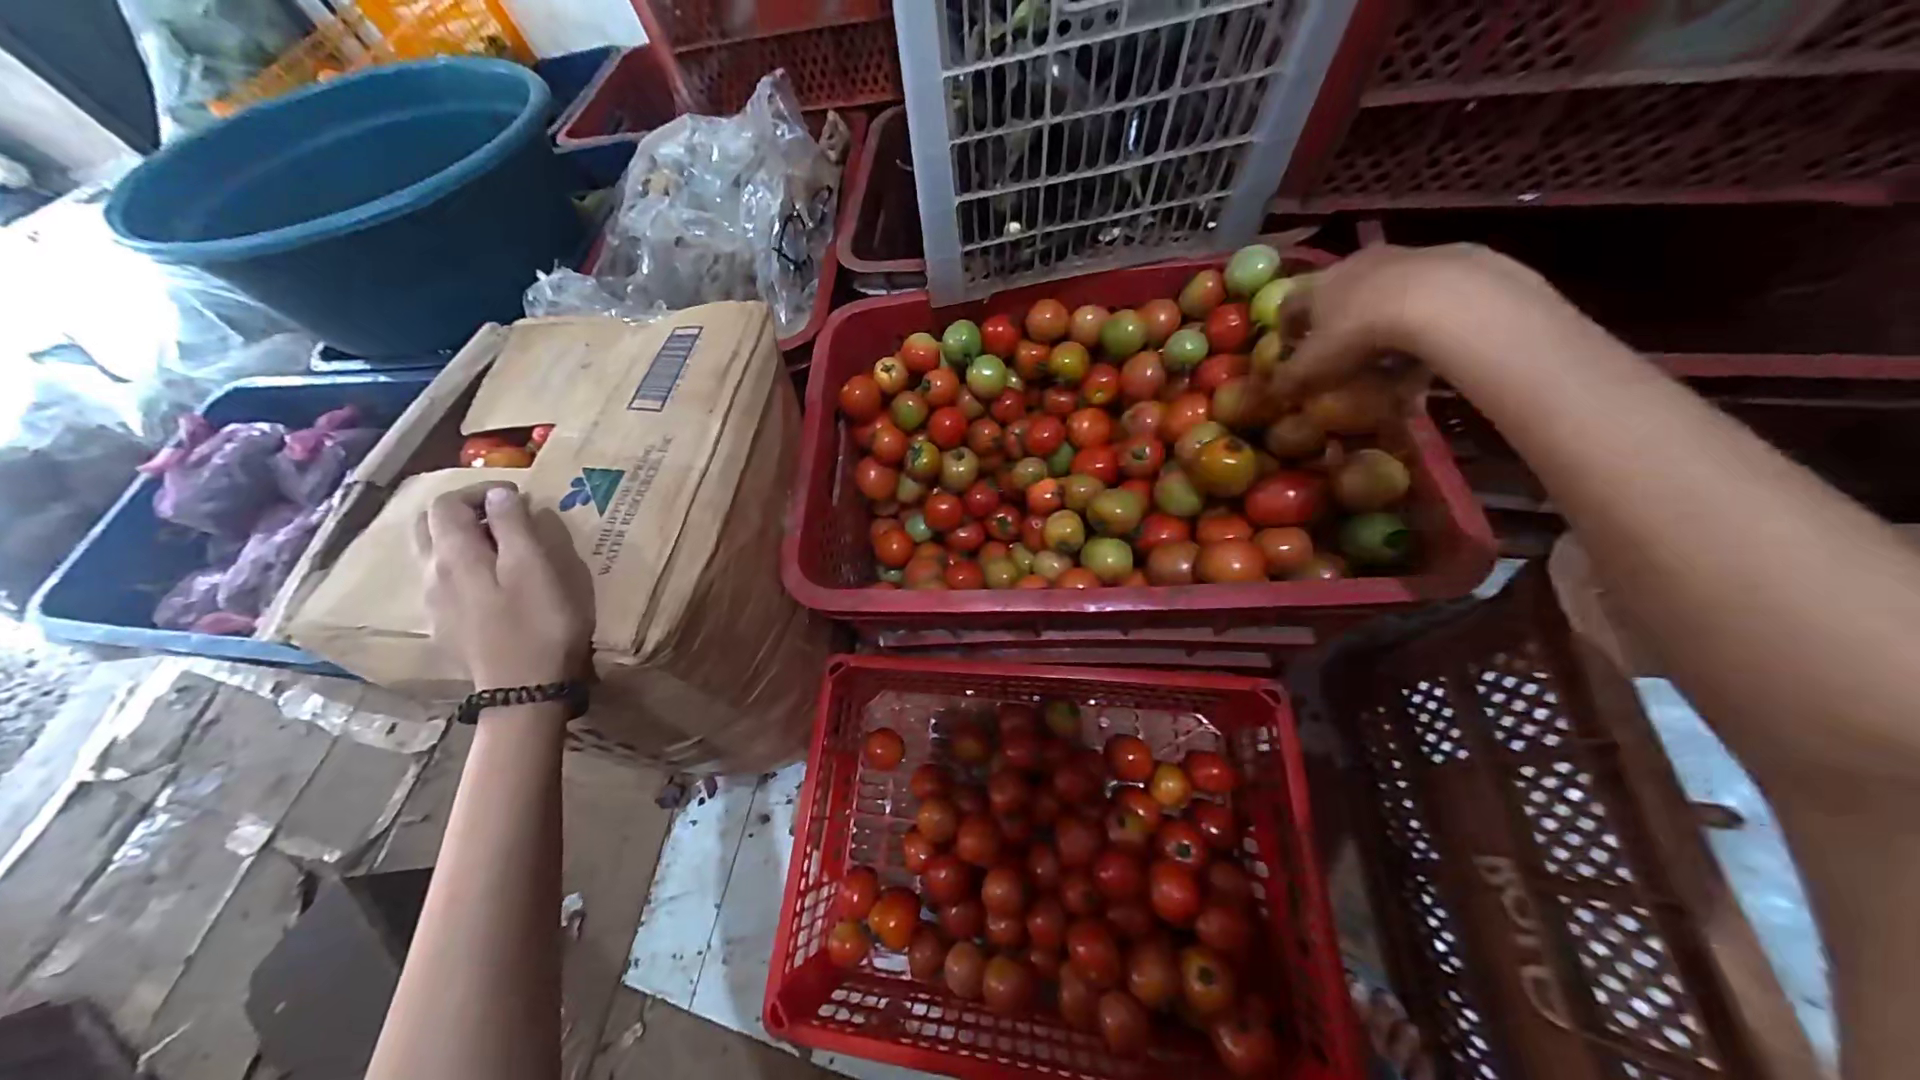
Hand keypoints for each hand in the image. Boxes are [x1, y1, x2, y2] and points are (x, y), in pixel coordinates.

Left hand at [418, 485, 591, 687]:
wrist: (524, 690)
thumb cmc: (539, 624)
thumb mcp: (536, 568)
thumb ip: (514, 526)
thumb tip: (498, 495)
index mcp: (453, 555)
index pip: (445, 503)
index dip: (478, 491)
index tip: (515, 497)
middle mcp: (432, 574)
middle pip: (428, 526)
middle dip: (462, 512)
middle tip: (503, 517)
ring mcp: (434, 603)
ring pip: (433, 555)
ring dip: (462, 540)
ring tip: (502, 547)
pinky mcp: (446, 625)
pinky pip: (444, 581)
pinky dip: (464, 566)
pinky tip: (494, 582)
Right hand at [1267, 243, 1573, 399]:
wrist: (1439, 298)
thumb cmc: (1359, 332)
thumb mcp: (1314, 366)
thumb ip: (1290, 379)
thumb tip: (1274, 391)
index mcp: (1318, 285)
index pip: (1290, 303)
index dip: (1286, 327)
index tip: (1290, 348)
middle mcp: (1355, 264)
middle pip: (1337, 292)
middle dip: (1336, 320)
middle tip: (1341, 350)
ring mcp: (1402, 257)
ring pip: (1382, 290)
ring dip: (1380, 316)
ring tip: (1390, 351)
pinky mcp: (1447, 259)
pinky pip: (1424, 293)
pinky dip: (1420, 315)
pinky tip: (1428, 342)